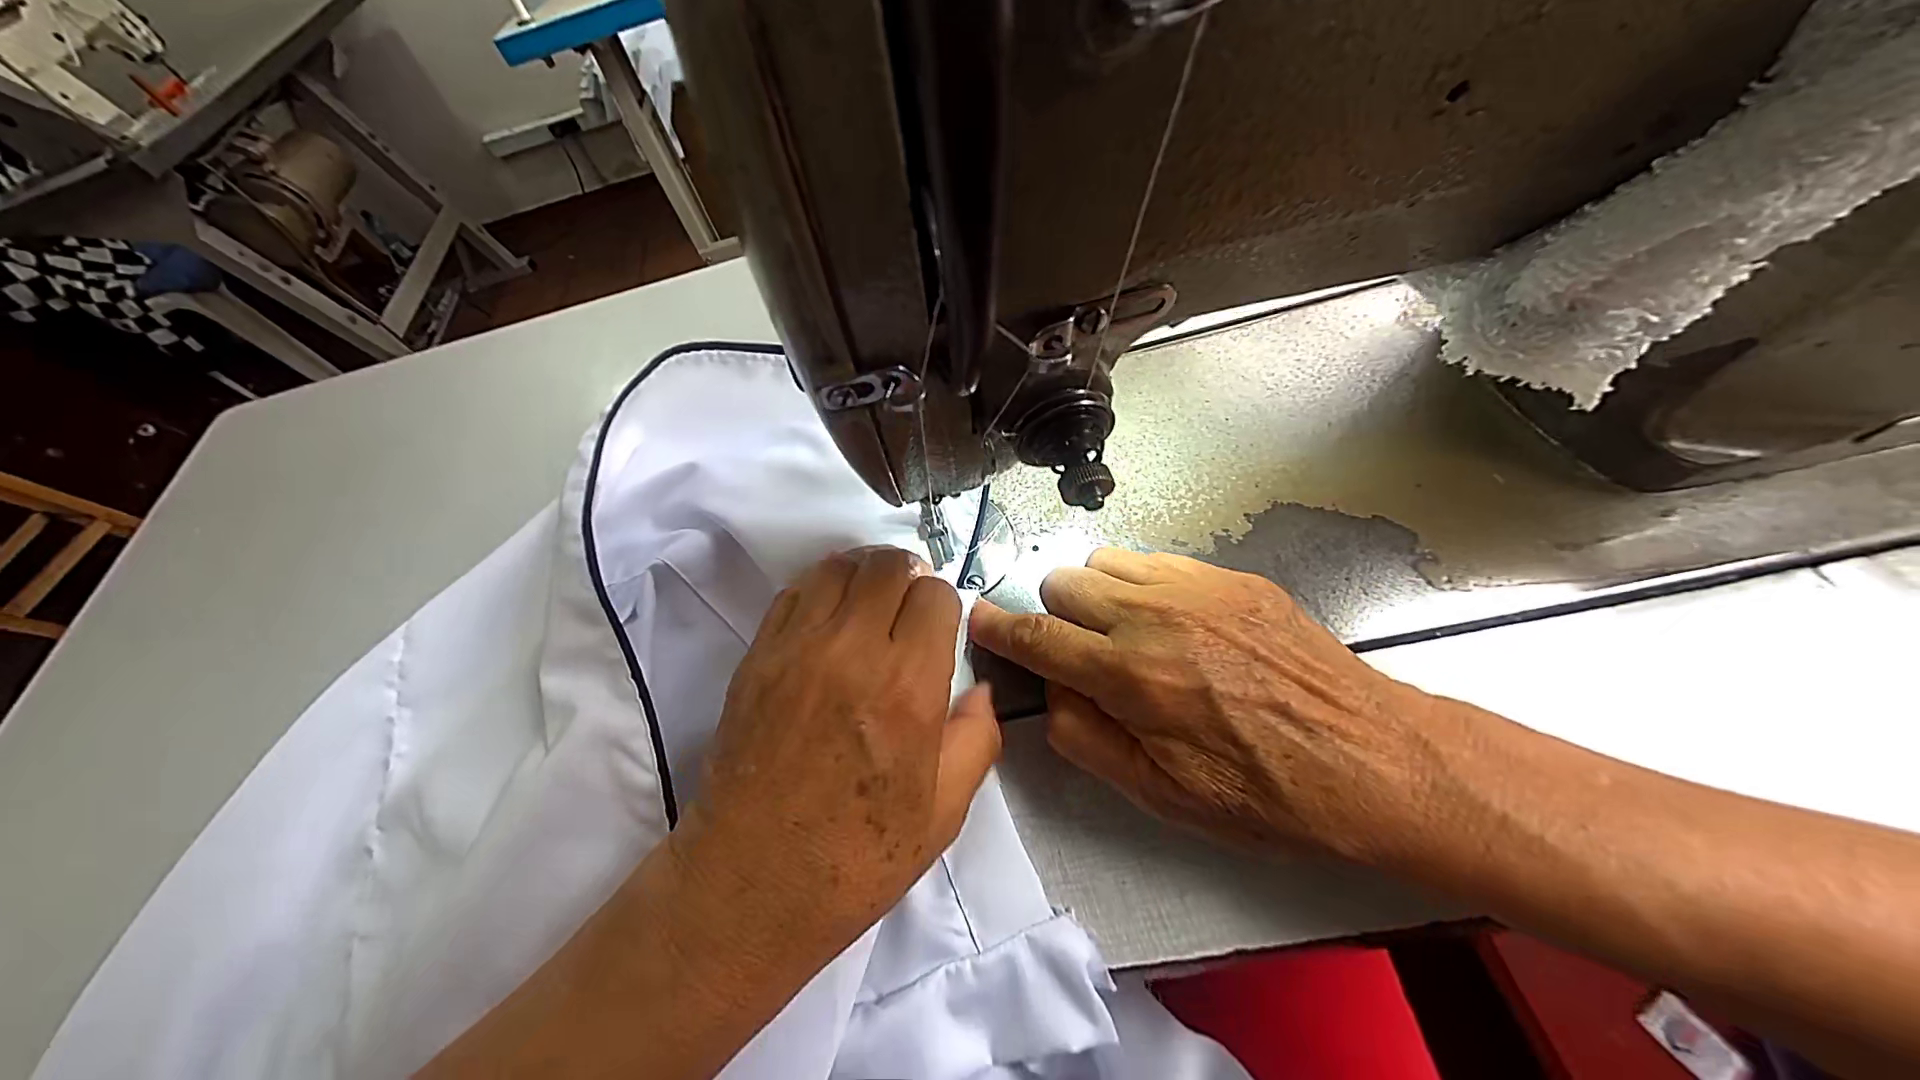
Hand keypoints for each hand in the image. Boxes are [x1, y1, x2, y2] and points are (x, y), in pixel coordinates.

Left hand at [672, 547, 1001, 963]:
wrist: (751, 883)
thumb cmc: (857, 856)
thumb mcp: (944, 812)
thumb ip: (977, 739)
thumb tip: (981, 691)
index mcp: (906, 688)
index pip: (934, 596)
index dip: (944, 605)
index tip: (939, 629)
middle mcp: (851, 652)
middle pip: (886, 566)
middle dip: (909, 576)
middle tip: (909, 607)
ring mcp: (796, 649)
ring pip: (838, 567)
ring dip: (864, 574)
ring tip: (871, 603)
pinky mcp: (757, 656)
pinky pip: (793, 592)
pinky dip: (821, 588)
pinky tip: (830, 617)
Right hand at [969, 548, 1448, 862]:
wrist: (1370, 760)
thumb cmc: (1265, 793)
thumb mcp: (1158, 794)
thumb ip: (1084, 737)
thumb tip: (1051, 691)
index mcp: (1132, 677)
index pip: (1037, 636)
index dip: (999, 627)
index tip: (981, 619)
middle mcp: (1156, 617)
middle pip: (1063, 582)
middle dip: (1057, 617)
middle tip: (1083, 653)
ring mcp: (1198, 588)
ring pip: (1106, 561)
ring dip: (1099, 595)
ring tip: (1129, 634)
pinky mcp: (1233, 578)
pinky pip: (1157, 561)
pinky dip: (1144, 586)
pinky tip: (1175, 624)